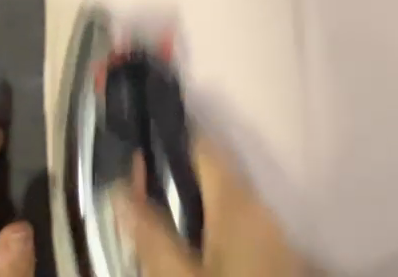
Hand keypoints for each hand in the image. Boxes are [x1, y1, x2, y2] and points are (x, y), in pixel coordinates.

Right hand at [118, 135, 303, 276]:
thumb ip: (149, 233)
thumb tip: (119, 187)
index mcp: (236, 199)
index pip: (200, 142)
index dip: (165, 136)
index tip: (134, 140)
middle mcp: (259, 207)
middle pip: (209, 174)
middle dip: (172, 178)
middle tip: (134, 190)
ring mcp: (272, 235)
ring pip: (221, 203)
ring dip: (190, 207)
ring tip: (154, 223)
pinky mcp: (277, 261)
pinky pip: (235, 229)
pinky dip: (209, 230)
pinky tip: (188, 252)